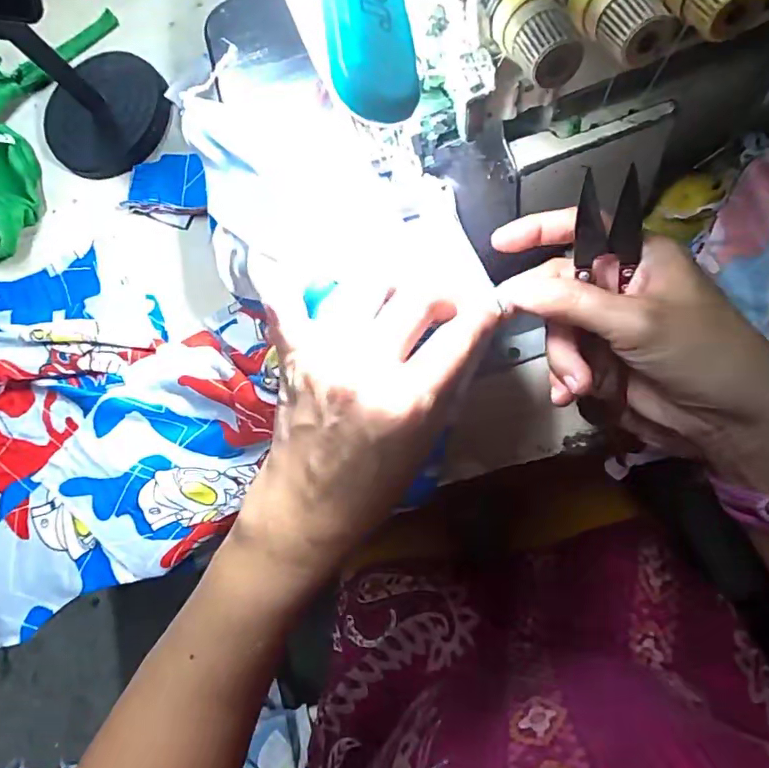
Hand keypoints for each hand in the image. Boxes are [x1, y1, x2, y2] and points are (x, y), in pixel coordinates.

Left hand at [231, 283, 497, 584]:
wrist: (308, 506)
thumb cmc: (374, 484)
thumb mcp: (427, 440)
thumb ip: (449, 383)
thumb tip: (468, 333)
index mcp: (408, 400)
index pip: (460, 332)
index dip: (482, 313)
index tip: (485, 307)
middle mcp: (366, 368)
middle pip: (416, 295)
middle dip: (440, 294)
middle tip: (440, 306)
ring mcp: (324, 355)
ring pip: (366, 282)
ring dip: (388, 286)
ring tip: (391, 300)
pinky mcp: (292, 352)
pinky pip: (283, 298)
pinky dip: (285, 277)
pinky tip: (289, 261)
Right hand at [492, 208, 768, 494]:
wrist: (731, 423)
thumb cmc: (700, 353)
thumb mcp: (636, 322)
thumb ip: (571, 303)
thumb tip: (514, 289)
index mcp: (639, 256)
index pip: (582, 228)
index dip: (540, 229)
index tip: (500, 243)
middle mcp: (621, 284)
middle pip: (558, 288)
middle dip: (558, 328)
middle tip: (569, 362)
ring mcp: (610, 324)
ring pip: (559, 329)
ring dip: (564, 360)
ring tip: (582, 387)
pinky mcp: (605, 359)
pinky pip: (567, 359)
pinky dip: (565, 377)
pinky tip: (571, 395)